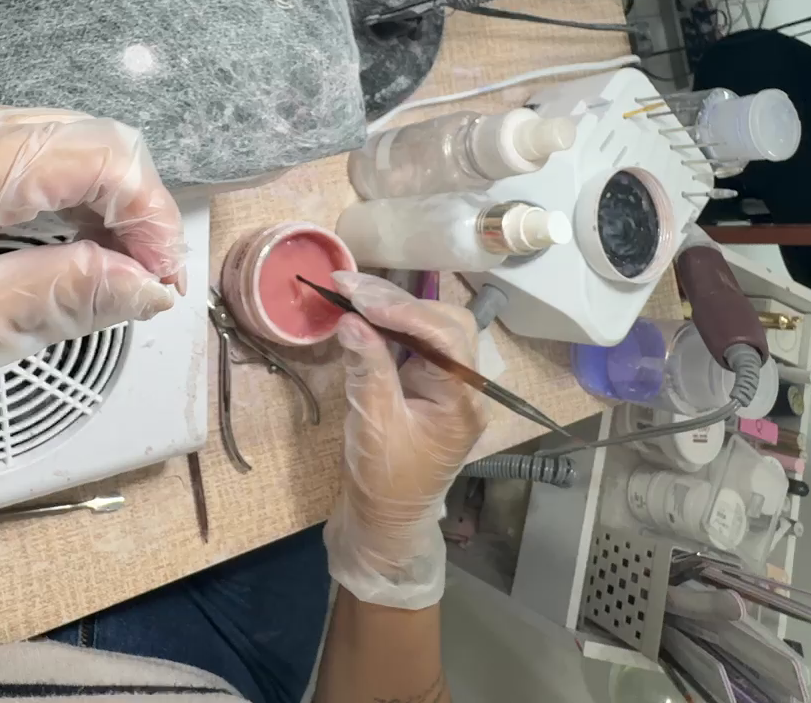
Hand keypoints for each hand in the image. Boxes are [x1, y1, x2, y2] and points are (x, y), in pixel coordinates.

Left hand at [0, 101, 187, 514]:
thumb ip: (51, 297)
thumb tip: (145, 284)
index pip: (95, 155)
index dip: (149, 214)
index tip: (159, 283)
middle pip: (78, 135)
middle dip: (129, 204)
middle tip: (139, 284)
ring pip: (45, 141)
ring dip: (90, 199)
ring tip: (99, 272)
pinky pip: (2, 155)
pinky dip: (44, 196)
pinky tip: (44, 244)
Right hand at [323, 272, 486, 608]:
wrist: (385, 521)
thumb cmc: (384, 480)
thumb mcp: (373, 424)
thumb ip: (367, 368)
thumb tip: (350, 319)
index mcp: (462, 399)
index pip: (444, 336)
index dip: (401, 308)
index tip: (357, 296)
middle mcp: (464, 385)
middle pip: (443, 322)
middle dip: (396, 300)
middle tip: (347, 288)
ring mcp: (447, 382)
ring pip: (430, 326)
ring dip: (390, 307)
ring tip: (348, 294)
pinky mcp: (428, 382)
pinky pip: (415, 341)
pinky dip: (388, 323)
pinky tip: (361, 315)